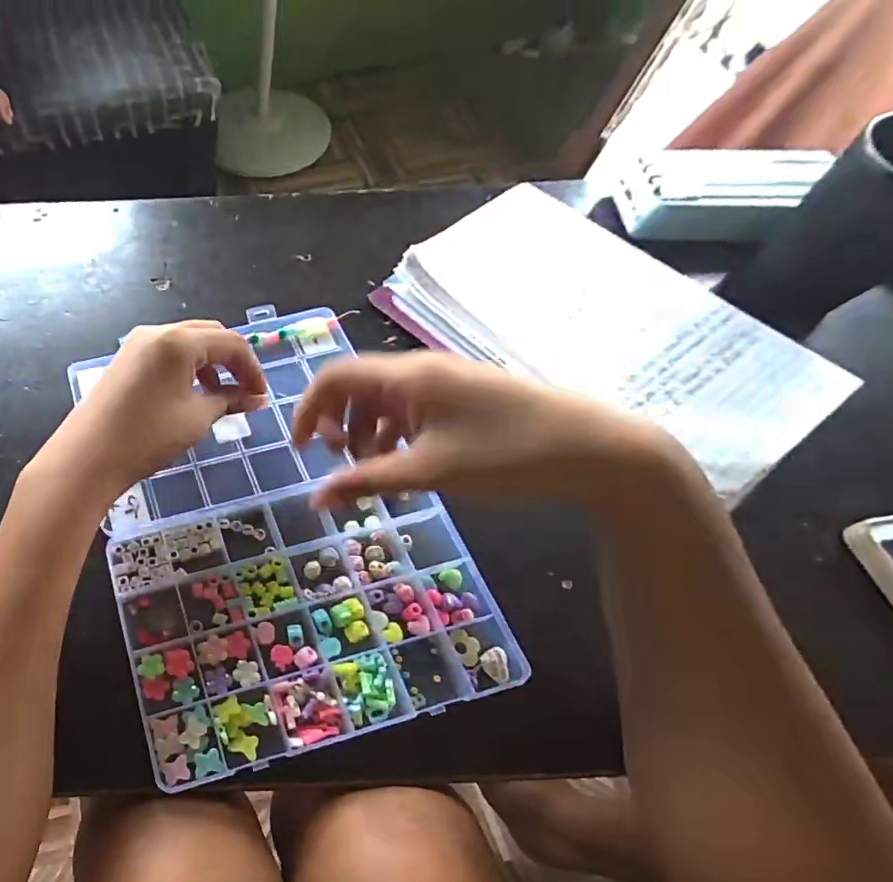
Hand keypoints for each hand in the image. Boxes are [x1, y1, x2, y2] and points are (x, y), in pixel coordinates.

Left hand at [38, 320, 266, 498]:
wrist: (88, 456)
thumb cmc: (148, 436)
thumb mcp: (196, 419)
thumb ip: (229, 401)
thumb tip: (255, 399)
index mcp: (179, 341)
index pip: (230, 343)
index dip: (252, 369)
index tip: (261, 396)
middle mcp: (157, 332)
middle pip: (209, 335)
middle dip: (233, 361)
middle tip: (245, 392)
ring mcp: (137, 344)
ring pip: (187, 343)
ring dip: (210, 364)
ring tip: (220, 397)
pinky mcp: (126, 361)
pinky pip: (167, 355)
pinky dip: (187, 369)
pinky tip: (191, 396)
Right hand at [288, 352, 689, 512]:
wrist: (593, 450)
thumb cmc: (504, 457)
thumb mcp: (427, 472)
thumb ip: (364, 482)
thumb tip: (312, 500)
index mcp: (409, 376)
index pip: (335, 377)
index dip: (308, 411)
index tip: (299, 452)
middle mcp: (423, 370)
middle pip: (359, 389)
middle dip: (340, 428)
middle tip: (345, 467)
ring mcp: (448, 383)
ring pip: (387, 403)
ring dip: (370, 437)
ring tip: (379, 476)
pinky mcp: (467, 400)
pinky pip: (415, 413)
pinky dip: (399, 438)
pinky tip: (410, 469)